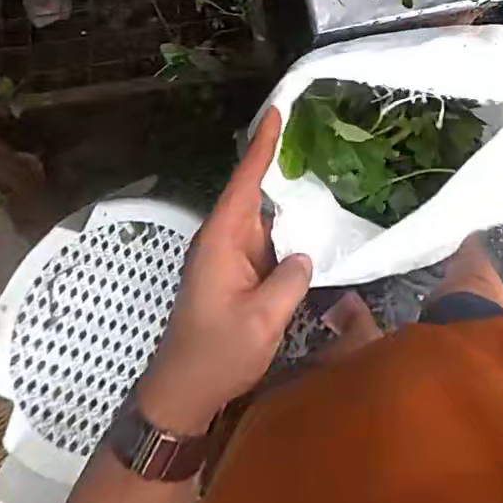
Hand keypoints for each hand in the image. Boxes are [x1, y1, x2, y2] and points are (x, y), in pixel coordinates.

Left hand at [134, 109, 311, 432]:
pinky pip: (265, 236)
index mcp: (223, 238)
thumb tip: (305, 254)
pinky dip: (286, 223)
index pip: (245, 180)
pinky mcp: (237, 269)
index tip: (277, 111)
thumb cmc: (217, 354)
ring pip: (262, 213)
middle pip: (254, 188)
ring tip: (320, 164)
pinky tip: (311, 217)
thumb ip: (290, 280)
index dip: (262, 145)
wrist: (183, 392)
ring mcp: (230, 253)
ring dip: (286, 193)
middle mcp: (224, 237)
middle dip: (278, 158)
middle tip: (311, 130)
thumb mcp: (262, 321)